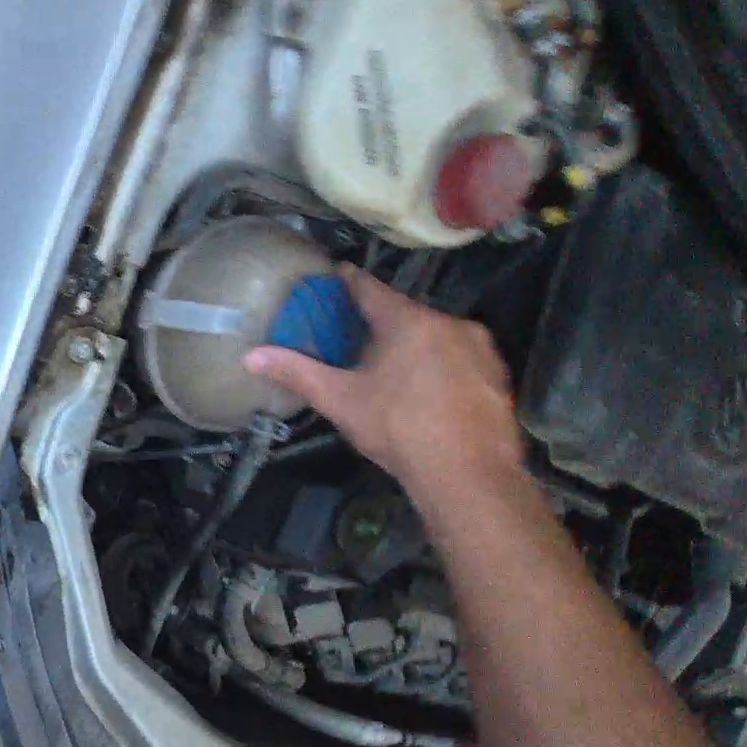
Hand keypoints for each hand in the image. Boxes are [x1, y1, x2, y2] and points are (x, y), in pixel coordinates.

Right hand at [244, 265, 523, 496]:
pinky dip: (434, 364)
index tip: (335, 273)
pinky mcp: (496, 376)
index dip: (349, 281)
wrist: (467, 474)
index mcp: (410, 323)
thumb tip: (250, 357)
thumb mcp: (338, 400)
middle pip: (405, 314)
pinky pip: (456, 357)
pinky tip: (418, 388)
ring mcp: (480, 350)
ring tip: (383, 362)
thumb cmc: (397, 427)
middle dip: (378, 321)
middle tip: (350, 331)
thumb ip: (296, 373)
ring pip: (433, 336)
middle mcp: (451, 325)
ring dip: (408, 344)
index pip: (372, 290)